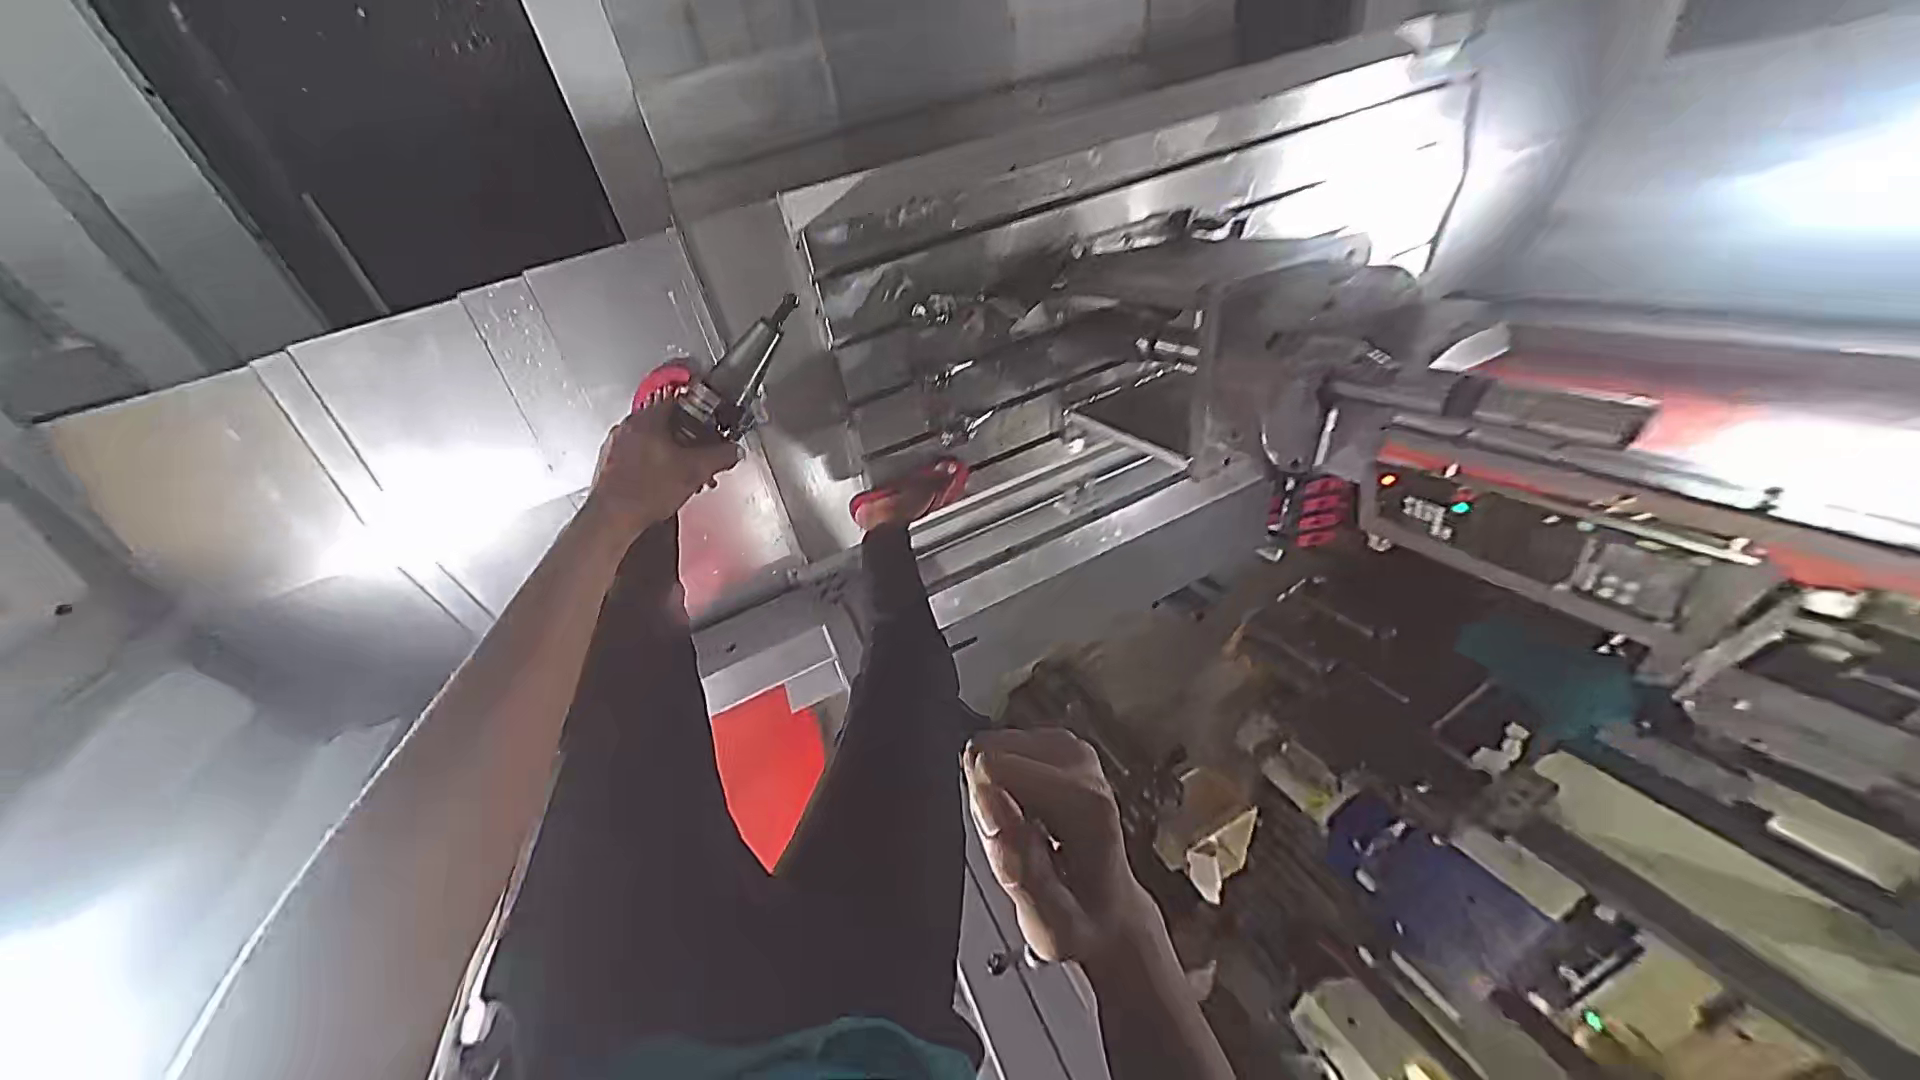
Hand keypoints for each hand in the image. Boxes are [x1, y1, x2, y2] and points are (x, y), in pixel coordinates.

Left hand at [585, 401, 740, 536]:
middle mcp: (628, 427)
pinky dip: (654, 465)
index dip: (700, 414)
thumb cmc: (645, 491)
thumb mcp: (696, 470)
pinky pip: (638, 456)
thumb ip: (721, 456)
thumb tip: (733, 451)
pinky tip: (665, 483)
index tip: (710, 425)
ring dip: (672, 454)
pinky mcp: (610, 463)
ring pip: (652, 441)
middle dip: (689, 440)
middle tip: (701, 454)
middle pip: (666, 424)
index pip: (679, 402)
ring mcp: (616, 445)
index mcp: (647, 420)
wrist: (614, 517)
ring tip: (686, 474)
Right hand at [965, 728, 1158, 964]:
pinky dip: (1003, 779)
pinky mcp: (1062, 743)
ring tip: (1020, 830)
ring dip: (994, 789)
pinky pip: (1001, 748)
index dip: (983, 807)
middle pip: (991, 752)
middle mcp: (1084, 767)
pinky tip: (1023, 812)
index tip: (1002, 841)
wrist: (1112, 912)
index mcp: (1086, 805)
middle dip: (988, 795)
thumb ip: (1016, 864)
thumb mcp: (1049, 924)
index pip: (996, 766)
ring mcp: (1074, 750)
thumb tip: (989, 796)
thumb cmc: (1082, 918)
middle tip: (1012, 840)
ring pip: (992, 747)